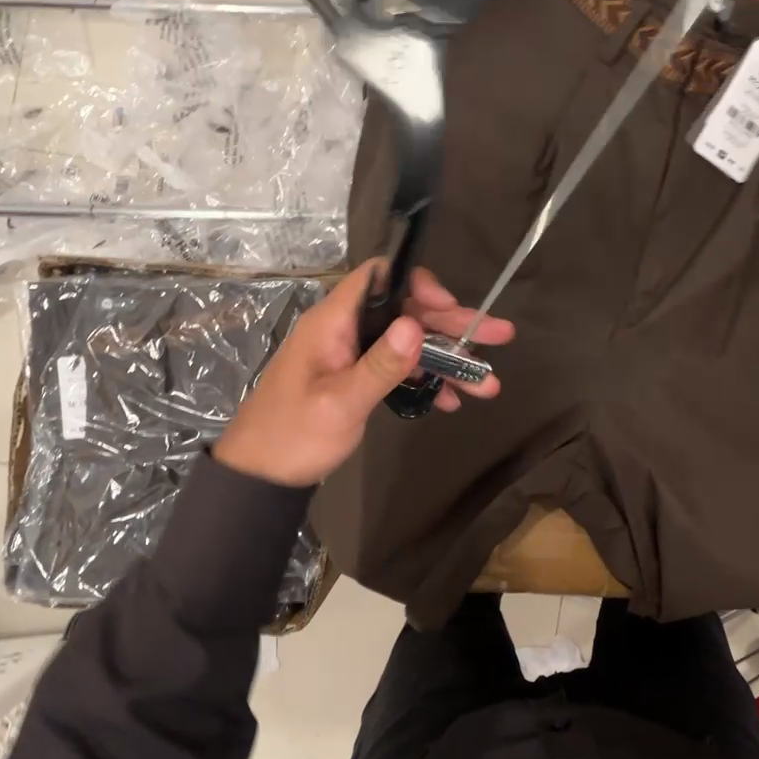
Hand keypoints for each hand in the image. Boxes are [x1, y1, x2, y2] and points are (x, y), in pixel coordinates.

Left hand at [214, 262, 514, 486]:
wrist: (258, 480)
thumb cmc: (294, 436)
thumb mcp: (341, 403)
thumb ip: (381, 364)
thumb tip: (417, 324)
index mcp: (333, 322)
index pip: (378, 277)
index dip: (417, 283)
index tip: (449, 305)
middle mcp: (344, 330)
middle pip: (406, 312)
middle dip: (453, 325)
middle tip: (499, 336)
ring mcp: (351, 355)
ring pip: (408, 343)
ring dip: (447, 359)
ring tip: (487, 382)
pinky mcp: (356, 379)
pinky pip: (397, 368)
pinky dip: (425, 381)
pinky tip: (451, 400)